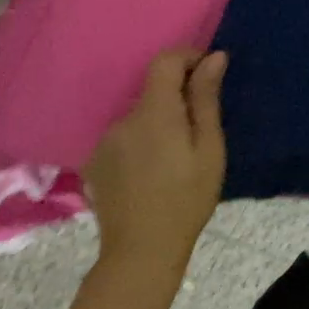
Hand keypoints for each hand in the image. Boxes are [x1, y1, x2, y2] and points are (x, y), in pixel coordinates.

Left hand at [86, 49, 227, 263]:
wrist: (140, 252)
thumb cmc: (187, 197)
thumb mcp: (209, 147)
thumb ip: (206, 99)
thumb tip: (213, 57)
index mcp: (153, 113)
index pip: (164, 61)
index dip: (188, 57)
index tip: (210, 72)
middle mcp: (122, 120)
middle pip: (152, 90)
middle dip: (178, 96)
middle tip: (202, 125)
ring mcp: (104, 143)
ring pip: (139, 116)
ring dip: (160, 121)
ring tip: (179, 154)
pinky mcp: (95, 164)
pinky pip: (125, 137)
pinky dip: (142, 141)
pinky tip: (155, 169)